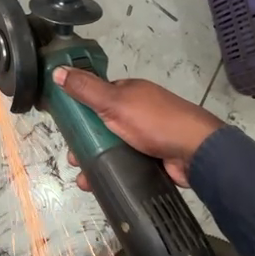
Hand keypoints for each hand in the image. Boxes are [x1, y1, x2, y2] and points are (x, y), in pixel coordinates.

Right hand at [54, 67, 221, 187]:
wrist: (197, 154)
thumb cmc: (155, 121)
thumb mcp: (115, 102)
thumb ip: (86, 88)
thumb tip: (58, 70)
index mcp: (129, 91)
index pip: (97, 96)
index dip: (79, 109)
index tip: (65, 126)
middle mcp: (137, 111)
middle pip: (102, 125)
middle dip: (85, 142)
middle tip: (73, 159)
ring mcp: (147, 136)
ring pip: (113, 147)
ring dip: (96, 161)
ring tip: (84, 178)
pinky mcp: (153, 158)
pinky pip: (126, 164)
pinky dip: (112, 172)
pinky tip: (101, 184)